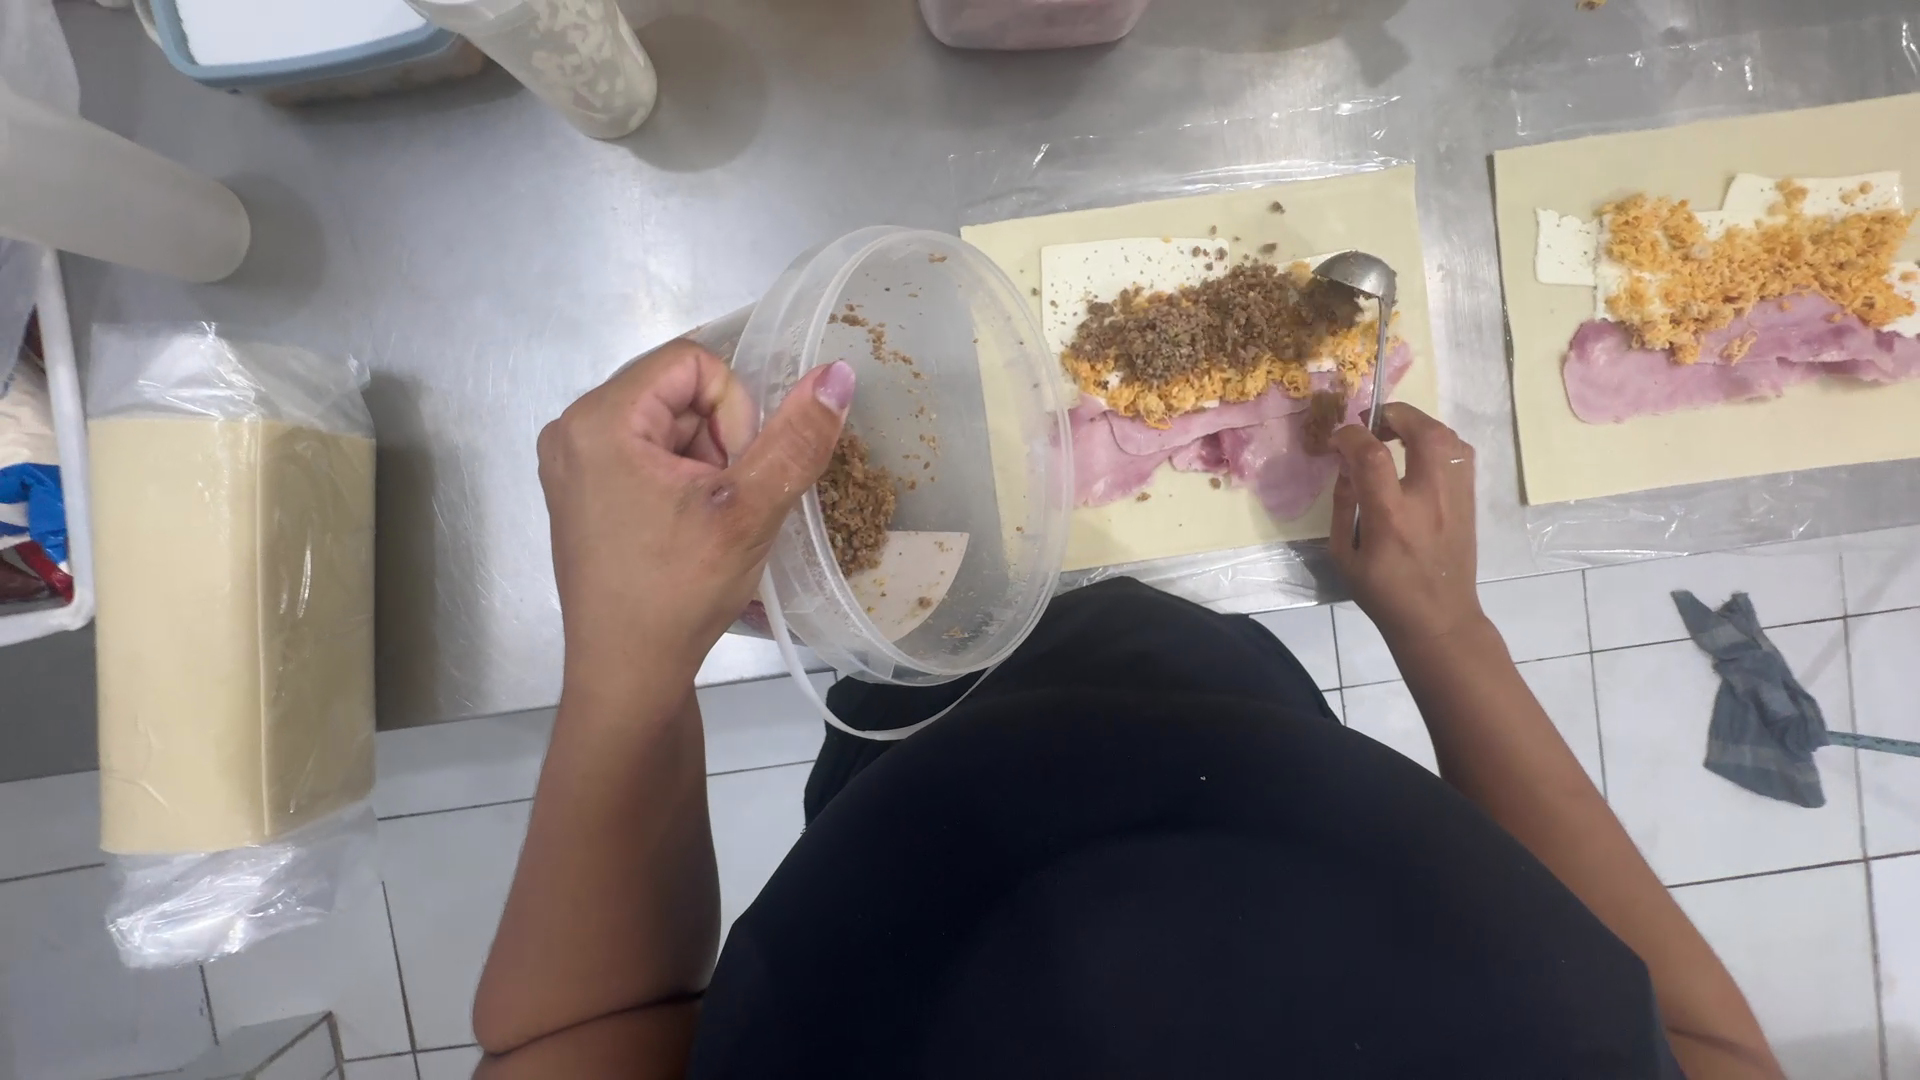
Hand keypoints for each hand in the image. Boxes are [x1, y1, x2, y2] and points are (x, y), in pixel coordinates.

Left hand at [538, 340, 854, 692]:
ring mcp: (574, 464)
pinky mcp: (585, 493)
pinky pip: (648, 455)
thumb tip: (838, 373)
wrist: (630, 672)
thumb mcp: (751, 509)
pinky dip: (685, 480)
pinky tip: (690, 528)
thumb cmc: (681, 589)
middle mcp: (574, 430)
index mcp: (599, 420)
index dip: (736, 410)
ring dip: (708, 463)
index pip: (693, 362)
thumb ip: (797, 437)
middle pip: (678, 393)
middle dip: (722, 440)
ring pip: (669, 426)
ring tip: (709, 520)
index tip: (738, 473)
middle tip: (727, 502)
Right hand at [1327, 403, 1484, 646]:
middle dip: (1395, 415)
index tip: (1336, 439)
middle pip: (1425, 432)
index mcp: (1391, 517)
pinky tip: (1417, 454)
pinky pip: (1460, 455)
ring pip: (1449, 438)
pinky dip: (1437, 442)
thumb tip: (1347, 467)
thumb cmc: (1381, 591)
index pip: (1371, 456)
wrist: (1438, 617)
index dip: (1350, 436)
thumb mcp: (1342, 554)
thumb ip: (1344, 504)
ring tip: (1394, 434)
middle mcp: (1429, 499)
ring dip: (1418, 425)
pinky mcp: (1470, 500)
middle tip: (1372, 422)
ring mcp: (1456, 497)